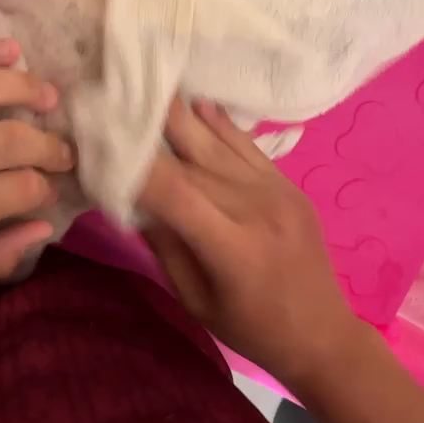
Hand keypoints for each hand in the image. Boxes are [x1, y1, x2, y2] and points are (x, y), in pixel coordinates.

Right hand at [136, 100, 363, 387]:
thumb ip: (165, 245)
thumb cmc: (251, 328)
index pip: (173, 193)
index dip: (135, 166)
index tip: (101, 145)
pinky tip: (195, 103)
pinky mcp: (287, 184)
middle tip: (112, 106)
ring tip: (146, 89)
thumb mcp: (195, 299)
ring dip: (179, 116)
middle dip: (147, 134)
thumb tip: (131, 198)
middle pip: (190, 161)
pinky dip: (219, 123)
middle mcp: (255, 209)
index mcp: (232, 249)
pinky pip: (247, 146)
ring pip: (216, 144)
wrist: (322, 333)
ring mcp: (276, 192)